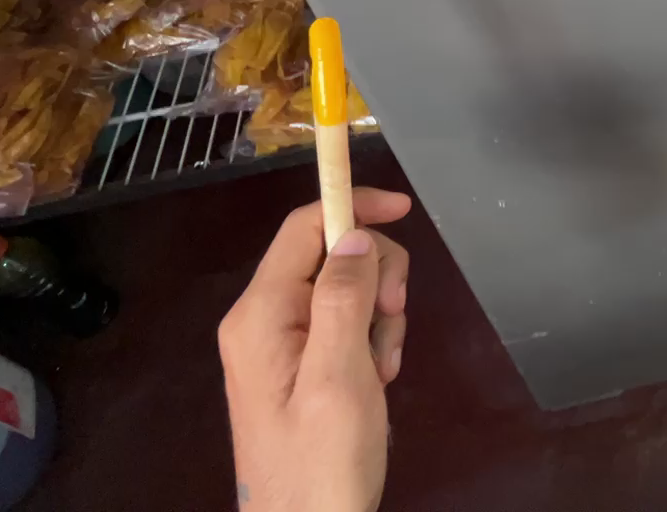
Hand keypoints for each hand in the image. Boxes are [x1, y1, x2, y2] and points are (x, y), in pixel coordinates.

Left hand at [220, 190, 411, 511]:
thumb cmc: (322, 461)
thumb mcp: (339, 377)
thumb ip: (344, 299)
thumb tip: (356, 234)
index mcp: (262, 314)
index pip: (305, 227)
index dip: (354, 206)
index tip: (404, 208)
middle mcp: (266, 317)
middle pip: (334, 252)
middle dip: (377, 273)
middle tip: (396, 313)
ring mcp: (285, 339)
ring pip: (350, 283)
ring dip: (381, 311)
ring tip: (386, 362)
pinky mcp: (305, 358)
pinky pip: (350, 317)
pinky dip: (376, 333)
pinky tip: (380, 371)